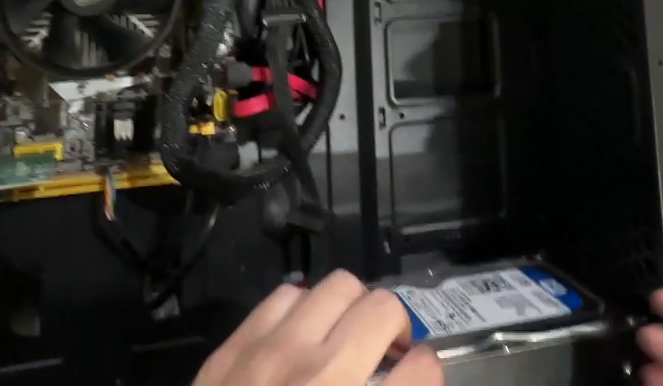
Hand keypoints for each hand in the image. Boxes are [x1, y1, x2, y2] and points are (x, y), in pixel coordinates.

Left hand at [196, 270, 442, 385]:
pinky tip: (301, 337)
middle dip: (396, 331)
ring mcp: (273, 353)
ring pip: (337, 286)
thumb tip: (413, 381)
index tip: (420, 375)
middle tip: (389, 354)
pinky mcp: (234, 347)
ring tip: (346, 336)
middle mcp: (321, 376)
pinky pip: (285, 295)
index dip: (429, 371)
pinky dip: (303, 310)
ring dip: (352, 310)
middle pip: (383, 309)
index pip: (424, 370)